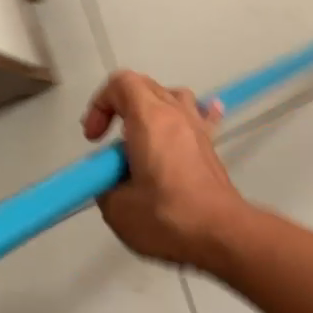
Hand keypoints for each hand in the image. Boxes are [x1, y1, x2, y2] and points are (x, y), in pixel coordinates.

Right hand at [82, 71, 246, 267]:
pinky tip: (187, 125)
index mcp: (150, 119)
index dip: (100, 103)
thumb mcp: (116, 208)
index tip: (95, 139)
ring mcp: (197, 124)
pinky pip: (200, 114)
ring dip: (150, 109)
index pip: (122, 83)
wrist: (218, 230)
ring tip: (140, 140)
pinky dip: (188, 115)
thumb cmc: (165, 217)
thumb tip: (115, 181)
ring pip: (172, 95)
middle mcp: (176, 112)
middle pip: (145, 86)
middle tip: (108, 145)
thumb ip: (107, 185)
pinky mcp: (210, 141)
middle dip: (118, 107)